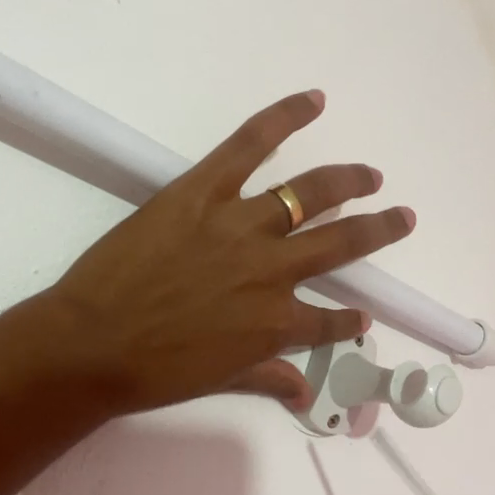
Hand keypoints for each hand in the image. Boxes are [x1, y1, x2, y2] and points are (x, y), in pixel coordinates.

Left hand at [42, 91, 414, 412]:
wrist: (92, 346)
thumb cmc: (154, 372)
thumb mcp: (219, 379)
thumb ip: (267, 377)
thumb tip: (304, 393)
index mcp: (276, 323)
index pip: (328, 320)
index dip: (347, 321)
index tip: (360, 317)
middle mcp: (273, 271)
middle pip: (340, 244)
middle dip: (378, 232)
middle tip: (401, 218)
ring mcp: (241, 226)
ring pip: (310, 193)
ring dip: (348, 182)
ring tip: (371, 176)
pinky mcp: (203, 190)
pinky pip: (250, 145)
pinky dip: (284, 119)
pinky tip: (313, 101)